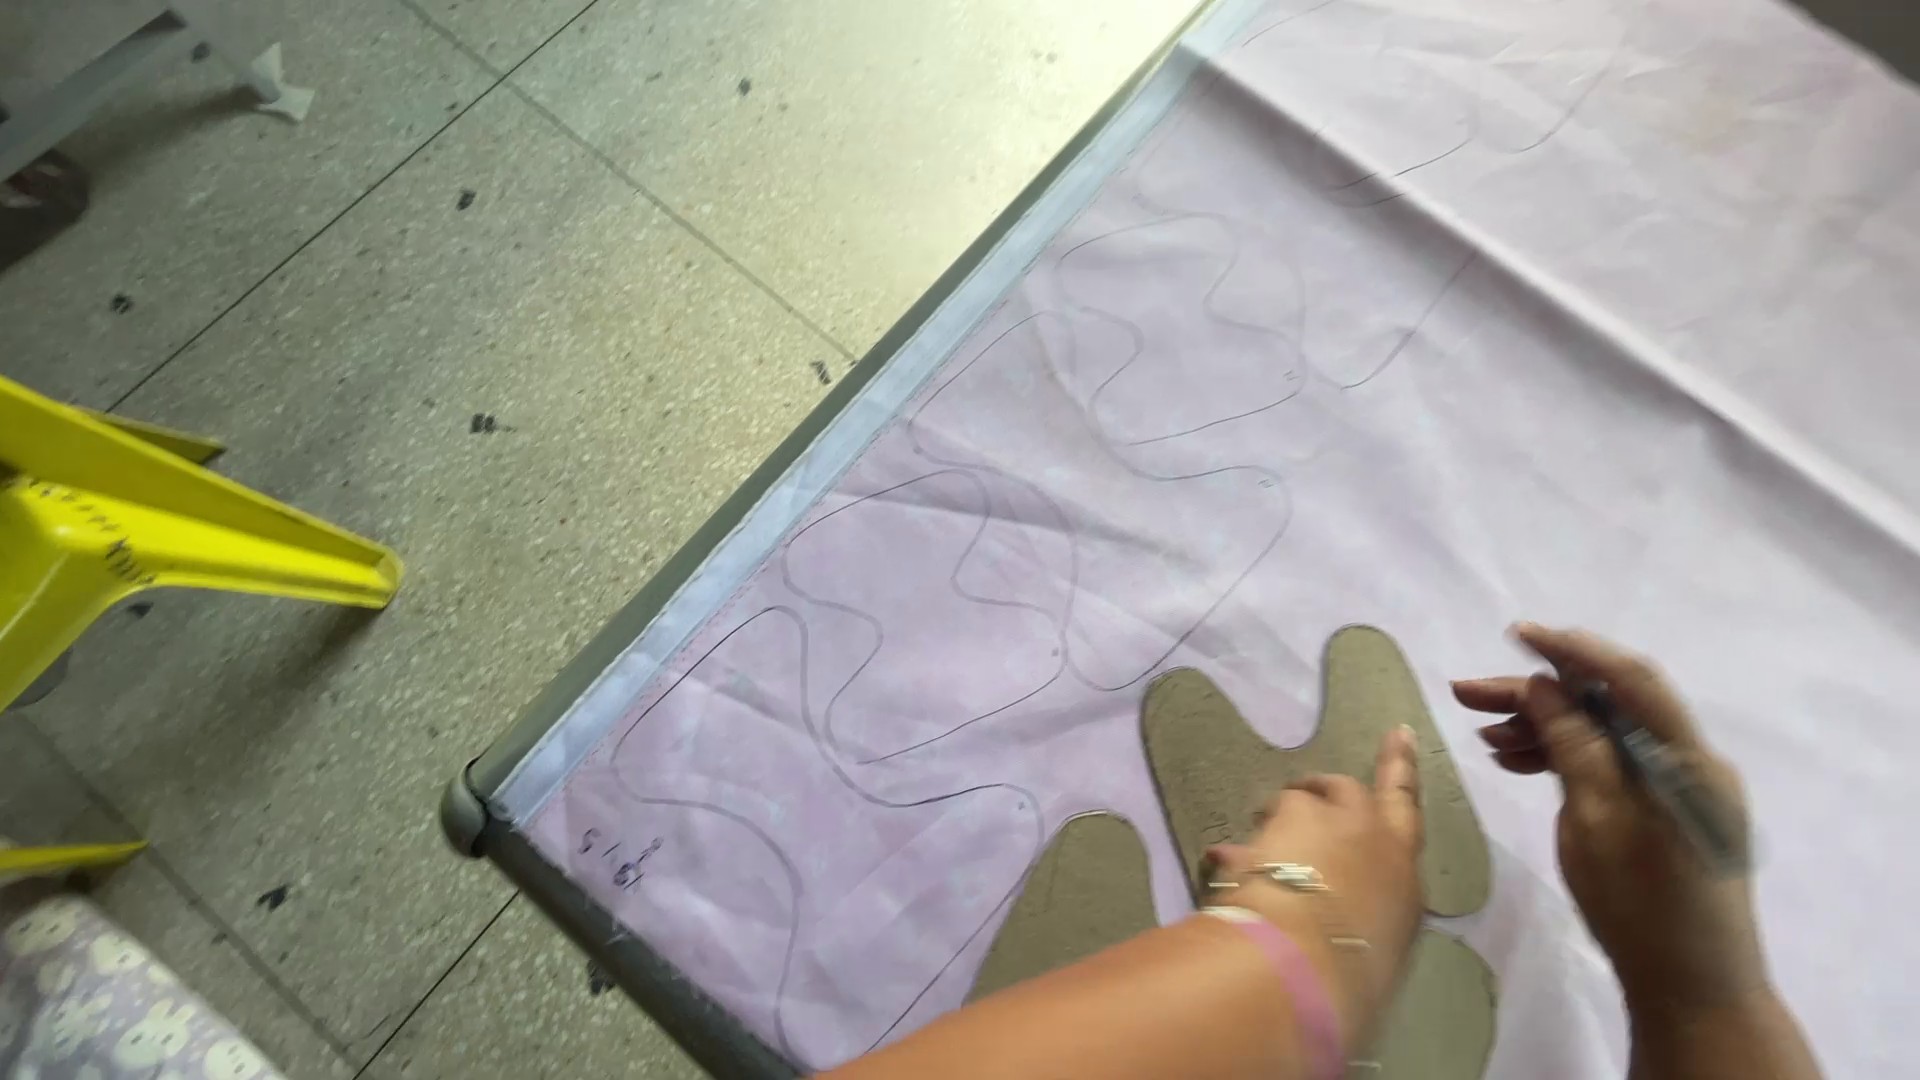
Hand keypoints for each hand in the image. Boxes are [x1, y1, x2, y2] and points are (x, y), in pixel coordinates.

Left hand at [1202, 726, 1424, 1043]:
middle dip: (1325, 791)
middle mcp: (1370, 831)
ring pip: (1298, 798)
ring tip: (1260, 851)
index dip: (1399, 765)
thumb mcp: (1374, 936)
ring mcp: (1329, 815)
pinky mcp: (1290, 812)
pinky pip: (1259, 822)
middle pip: (1348, 790)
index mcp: (1401, 869)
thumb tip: (1335, 895)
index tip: (1398, 731)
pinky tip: (1226, 863)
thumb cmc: (1355, 963)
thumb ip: (1360, 898)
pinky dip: (1242, 846)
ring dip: (1279, 819)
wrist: (1314, 953)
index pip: (1404, 806)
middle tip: (1304, 801)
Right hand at [1453, 623, 1767, 1012]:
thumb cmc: (1639, 902)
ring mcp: (1669, 782)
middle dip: (1534, 692)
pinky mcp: (1652, 801)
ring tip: (1482, 736)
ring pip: (1592, 729)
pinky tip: (1510, 759)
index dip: (1573, 650)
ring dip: (1536, 724)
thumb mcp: (1594, 818)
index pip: (1631, 680)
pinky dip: (1552, 752)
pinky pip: (1597, 758)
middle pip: (1602, 704)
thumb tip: (1542, 684)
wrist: (1688, 983)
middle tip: (1464, 692)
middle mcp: (1683, 761)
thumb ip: (1573, 744)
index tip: (1515, 634)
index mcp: (1684, 761)